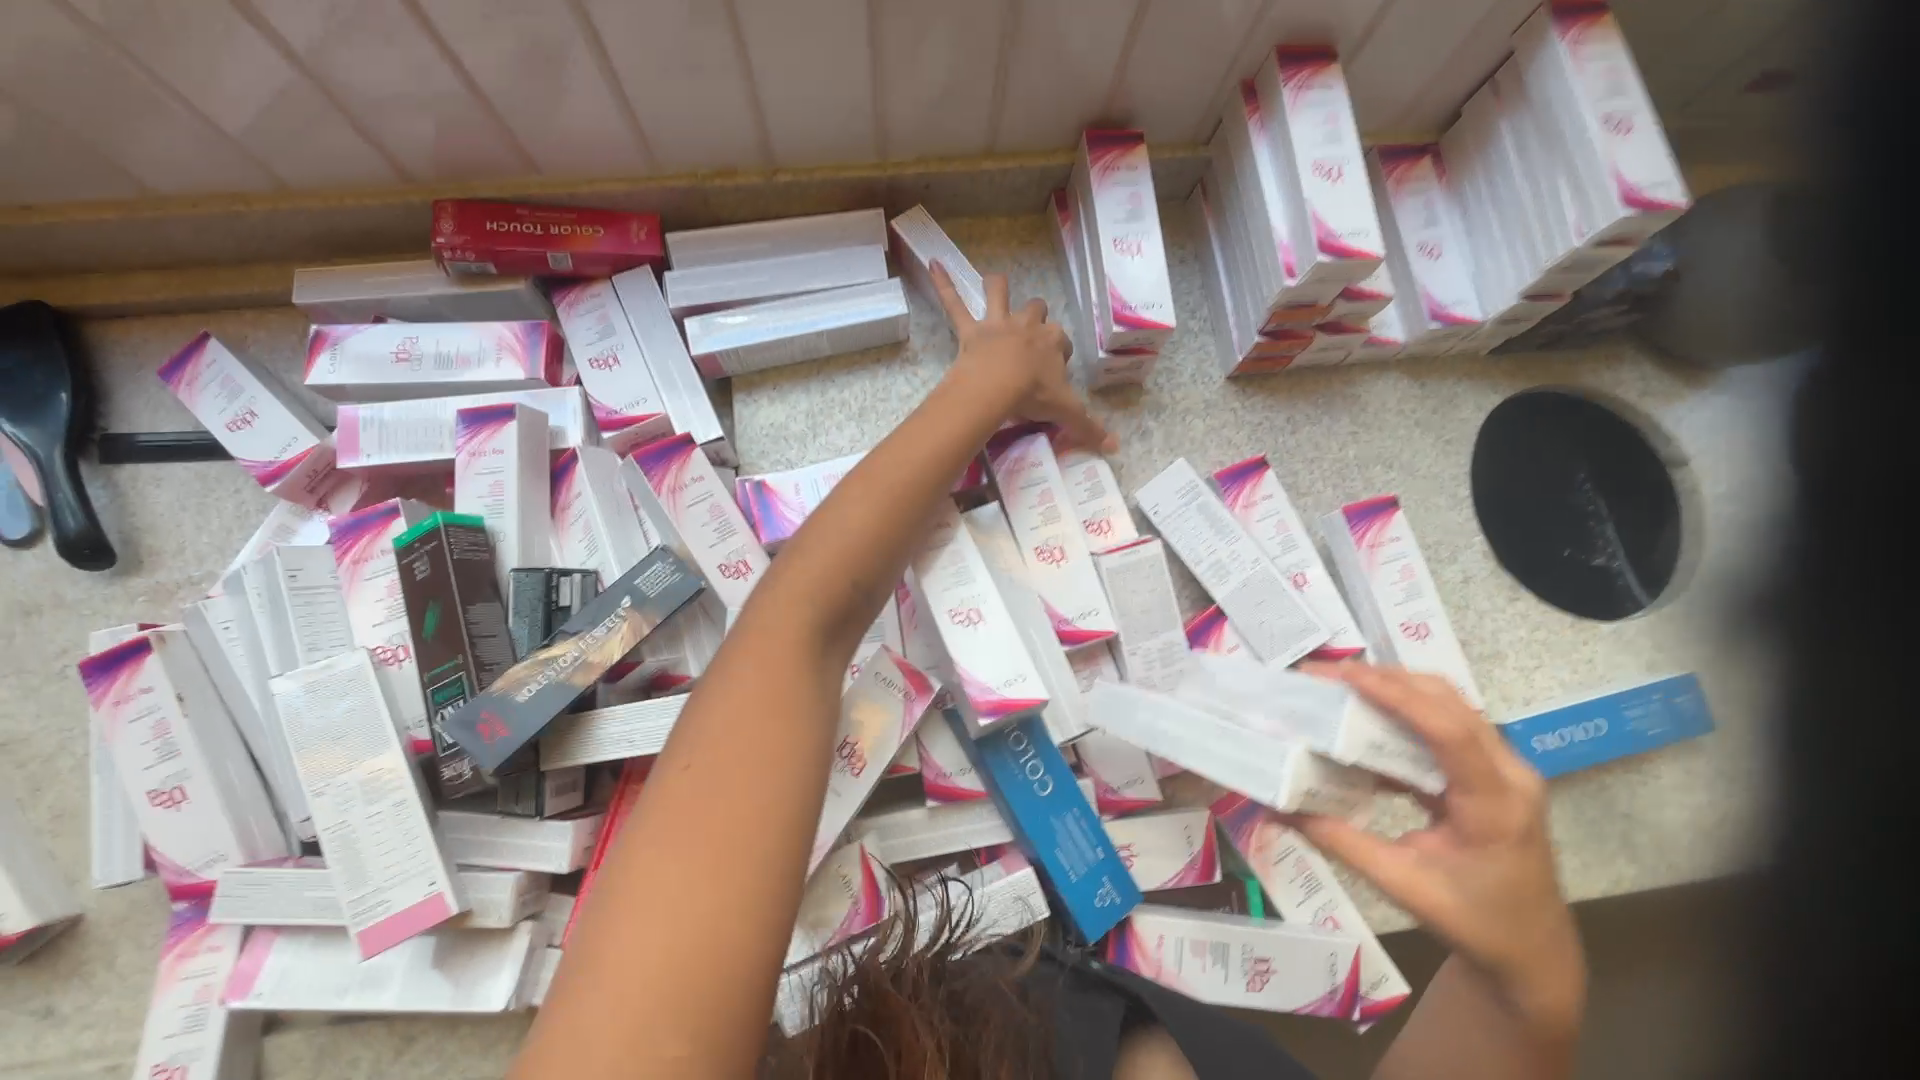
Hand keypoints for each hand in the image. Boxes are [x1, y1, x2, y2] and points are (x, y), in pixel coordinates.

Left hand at [932, 263, 1115, 453]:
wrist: (997, 387)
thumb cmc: (1034, 395)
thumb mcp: (1067, 412)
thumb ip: (1090, 428)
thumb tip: (1115, 447)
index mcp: (1053, 342)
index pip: (1062, 341)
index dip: (1060, 353)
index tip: (1056, 370)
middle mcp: (1028, 326)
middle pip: (1036, 309)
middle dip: (1036, 315)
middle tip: (1030, 331)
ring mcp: (998, 325)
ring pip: (998, 294)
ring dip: (996, 287)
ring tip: (993, 281)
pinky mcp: (970, 331)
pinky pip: (954, 303)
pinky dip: (943, 285)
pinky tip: (932, 264)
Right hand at [1289, 663, 1584, 1040]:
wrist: (1532, 949)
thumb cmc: (1473, 921)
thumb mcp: (1400, 883)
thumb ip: (1340, 840)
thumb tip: (1281, 807)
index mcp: (1494, 803)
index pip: (1448, 730)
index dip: (1396, 696)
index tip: (1344, 675)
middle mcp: (1510, 774)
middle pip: (1450, 703)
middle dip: (1388, 680)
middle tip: (1329, 675)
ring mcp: (1506, 770)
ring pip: (1451, 708)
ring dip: (1397, 691)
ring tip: (1342, 688)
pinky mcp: (1493, 773)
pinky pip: (1449, 728)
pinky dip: (1406, 717)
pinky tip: (1367, 723)